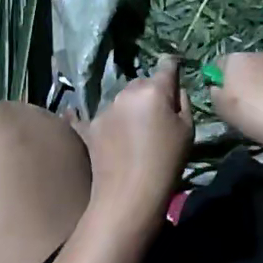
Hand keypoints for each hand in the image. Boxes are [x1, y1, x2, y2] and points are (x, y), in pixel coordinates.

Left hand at [72, 55, 192, 224]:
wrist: (129, 195)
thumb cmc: (166, 163)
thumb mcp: (188, 131)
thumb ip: (183, 102)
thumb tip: (174, 90)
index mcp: (153, 90)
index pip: (166, 67)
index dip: (172, 67)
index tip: (174, 68)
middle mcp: (126, 93)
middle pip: (141, 84)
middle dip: (149, 94)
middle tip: (157, 116)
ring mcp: (104, 109)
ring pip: (120, 101)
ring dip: (128, 109)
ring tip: (134, 134)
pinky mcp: (89, 127)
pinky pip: (90, 117)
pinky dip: (89, 118)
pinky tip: (74, 114)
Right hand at [206, 53, 262, 157]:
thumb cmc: (256, 116)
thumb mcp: (222, 110)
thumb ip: (215, 94)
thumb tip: (218, 88)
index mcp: (236, 58)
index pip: (219, 64)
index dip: (219, 83)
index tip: (224, 104)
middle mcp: (260, 55)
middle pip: (244, 68)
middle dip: (242, 85)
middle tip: (243, 111)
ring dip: (262, 91)